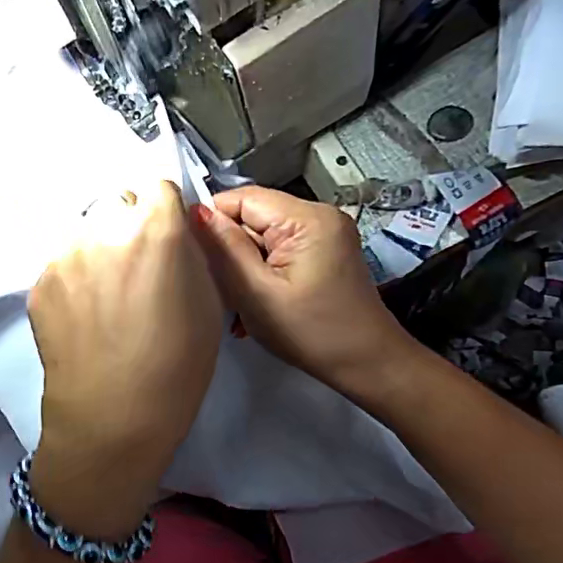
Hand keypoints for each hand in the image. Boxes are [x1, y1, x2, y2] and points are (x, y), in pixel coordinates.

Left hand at [27, 181, 222, 537]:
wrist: (112, 416)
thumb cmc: (176, 367)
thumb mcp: (209, 304)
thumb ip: (190, 255)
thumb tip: (174, 235)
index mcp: (156, 231)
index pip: (158, 189)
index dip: (165, 213)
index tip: (166, 238)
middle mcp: (106, 229)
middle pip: (118, 204)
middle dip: (129, 226)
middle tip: (136, 270)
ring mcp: (66, 254)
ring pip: (86, 231)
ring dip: (99, 249)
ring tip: (107, 296)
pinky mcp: (40, 281)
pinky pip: (64, 262)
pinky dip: (76, 277)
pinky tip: (86, 315)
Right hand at [195, 186, 421, 398]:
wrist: (367, 364)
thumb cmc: (313, 333)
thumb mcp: (257, 293)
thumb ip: (225, 249)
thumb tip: (195, 212)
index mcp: (307, 218)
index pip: (242, 198)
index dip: (213, 222)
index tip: (198, 257)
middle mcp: (320, 216)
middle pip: (253, 217)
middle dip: (231, 251)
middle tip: (224, 290)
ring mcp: (325, 234)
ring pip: (263, 237)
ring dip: (245, 268)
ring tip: (242, 303)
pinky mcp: (325, 253)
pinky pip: (280, 251)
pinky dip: (263, 274)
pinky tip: (257, 303)